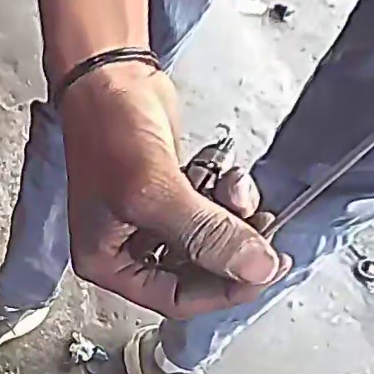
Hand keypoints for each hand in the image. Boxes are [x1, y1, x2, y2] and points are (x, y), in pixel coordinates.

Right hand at [60, 63, 287, 318]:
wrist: (108, 74)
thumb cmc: (107, 131)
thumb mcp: (154, 193)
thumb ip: (204, 235)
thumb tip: (255, 268)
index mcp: (110, 265)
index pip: (175, 299)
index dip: (221, 291)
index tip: (262, 272)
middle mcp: (130, 251)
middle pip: (196, 274)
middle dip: (231, 251)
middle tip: (266, 232)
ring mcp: (154, 225)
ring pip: (209, 243)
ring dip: (234, 220)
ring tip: (238, 192)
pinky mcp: (175, 197)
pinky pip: (213, 214)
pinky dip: (229, 199)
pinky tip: (228, 178)